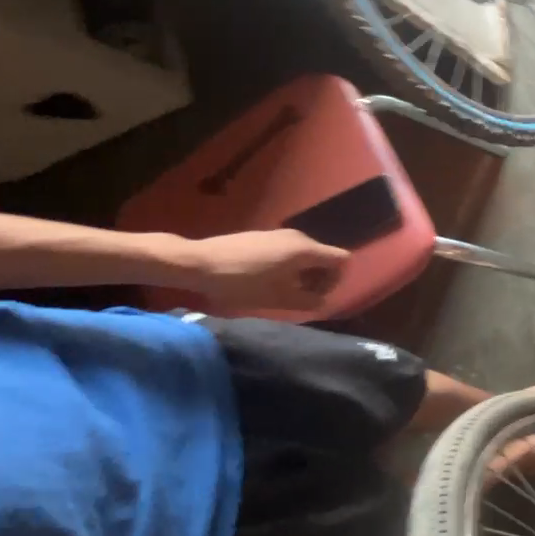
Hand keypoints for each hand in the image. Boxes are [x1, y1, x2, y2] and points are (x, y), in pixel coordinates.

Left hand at [185, 228, 348, 310]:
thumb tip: (321, 301)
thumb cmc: (240, 282)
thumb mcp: (277, 299)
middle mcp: (298, 237)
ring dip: (299, 273)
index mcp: (307, 250)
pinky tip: (260, 278)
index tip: (315, 296)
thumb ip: (308, 301)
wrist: (192, 262)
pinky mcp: (259, 235)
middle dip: (316, 279)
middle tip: (297, 296)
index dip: (336, 281)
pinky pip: (285, 250)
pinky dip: (283, 265)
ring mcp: (277, 234)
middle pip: (323, 257)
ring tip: (277, 289)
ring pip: (303, 254)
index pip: (341, 261)